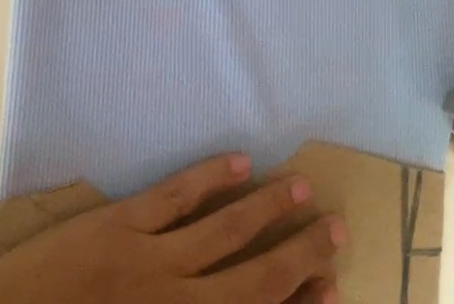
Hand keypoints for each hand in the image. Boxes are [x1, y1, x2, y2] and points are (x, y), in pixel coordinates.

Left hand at [0, 153, 347, 303]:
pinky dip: (210, 178)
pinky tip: (239, 163)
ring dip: (267, 208)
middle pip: (256, 278)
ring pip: (225, 232)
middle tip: (336, 228)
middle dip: (301, 254)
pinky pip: (175, 197)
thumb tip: (219, 294)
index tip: (332, 285)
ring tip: (301, 187)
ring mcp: (149, 263)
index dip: (301, 303)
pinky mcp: (118, 227)